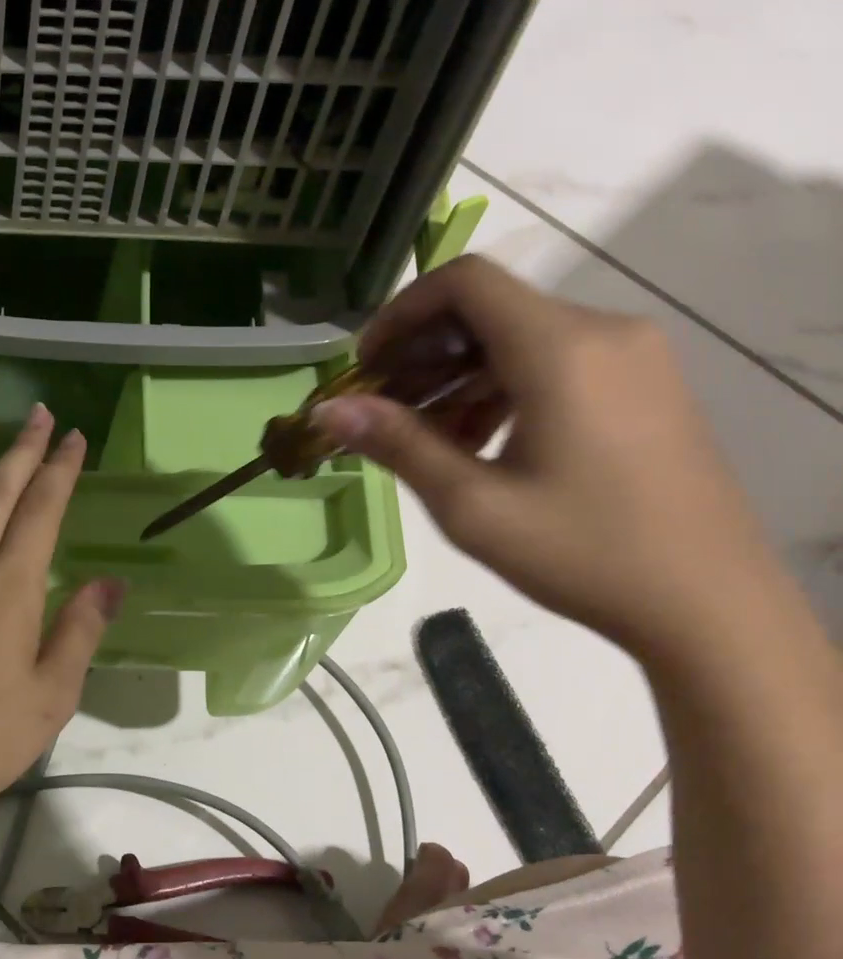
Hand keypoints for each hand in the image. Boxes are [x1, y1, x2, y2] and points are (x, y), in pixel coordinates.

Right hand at [314, 255, 774, 655]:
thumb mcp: (470, 503)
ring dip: (457, 375)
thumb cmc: (582, 551)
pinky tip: (478, 443)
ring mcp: (633, 358)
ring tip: (425, 438)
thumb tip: (325, 410)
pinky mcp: (644, 385)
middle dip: (422, 351)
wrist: (709, 602)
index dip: (401, 311)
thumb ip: (397, 444)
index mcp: (562, 350)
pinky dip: (499, 387)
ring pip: (518, 337)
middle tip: (380, 409)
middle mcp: (604, 333)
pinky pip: (554, 360)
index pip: (466, 281)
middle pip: (489, 309)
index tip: (365, 366)